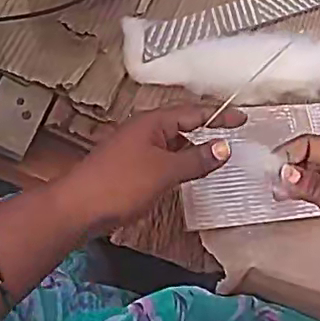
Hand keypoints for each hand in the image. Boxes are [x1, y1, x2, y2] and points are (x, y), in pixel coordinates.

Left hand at [55, 105, 243, 232]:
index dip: (219, 115)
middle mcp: (142, 129)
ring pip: (170, 142)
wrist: (77, 208)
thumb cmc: (120, 184)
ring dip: (191, 148)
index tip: (242, 117)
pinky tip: (184, 175)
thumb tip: (223, 147)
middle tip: (231, 135)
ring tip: (214, 157)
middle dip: (206, 128)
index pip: (193, 112)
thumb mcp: (165, 171)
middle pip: (181, 124)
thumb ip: (196, 159)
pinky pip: (161, 157)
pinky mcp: (127, 166)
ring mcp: (133, 147)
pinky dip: (177, 162)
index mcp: (152, 122)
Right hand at [272, 135, 319, 294]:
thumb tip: (288, 173)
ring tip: (275, 188)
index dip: (293, 152)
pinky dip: (294, 194)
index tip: (276, 166)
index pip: (315, 144)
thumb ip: (319, 187)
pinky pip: (310, 195)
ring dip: (289, 180)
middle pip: (307, 158)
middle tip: (272, 178)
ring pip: (306, 177)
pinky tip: (285, 197)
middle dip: (288, 165)